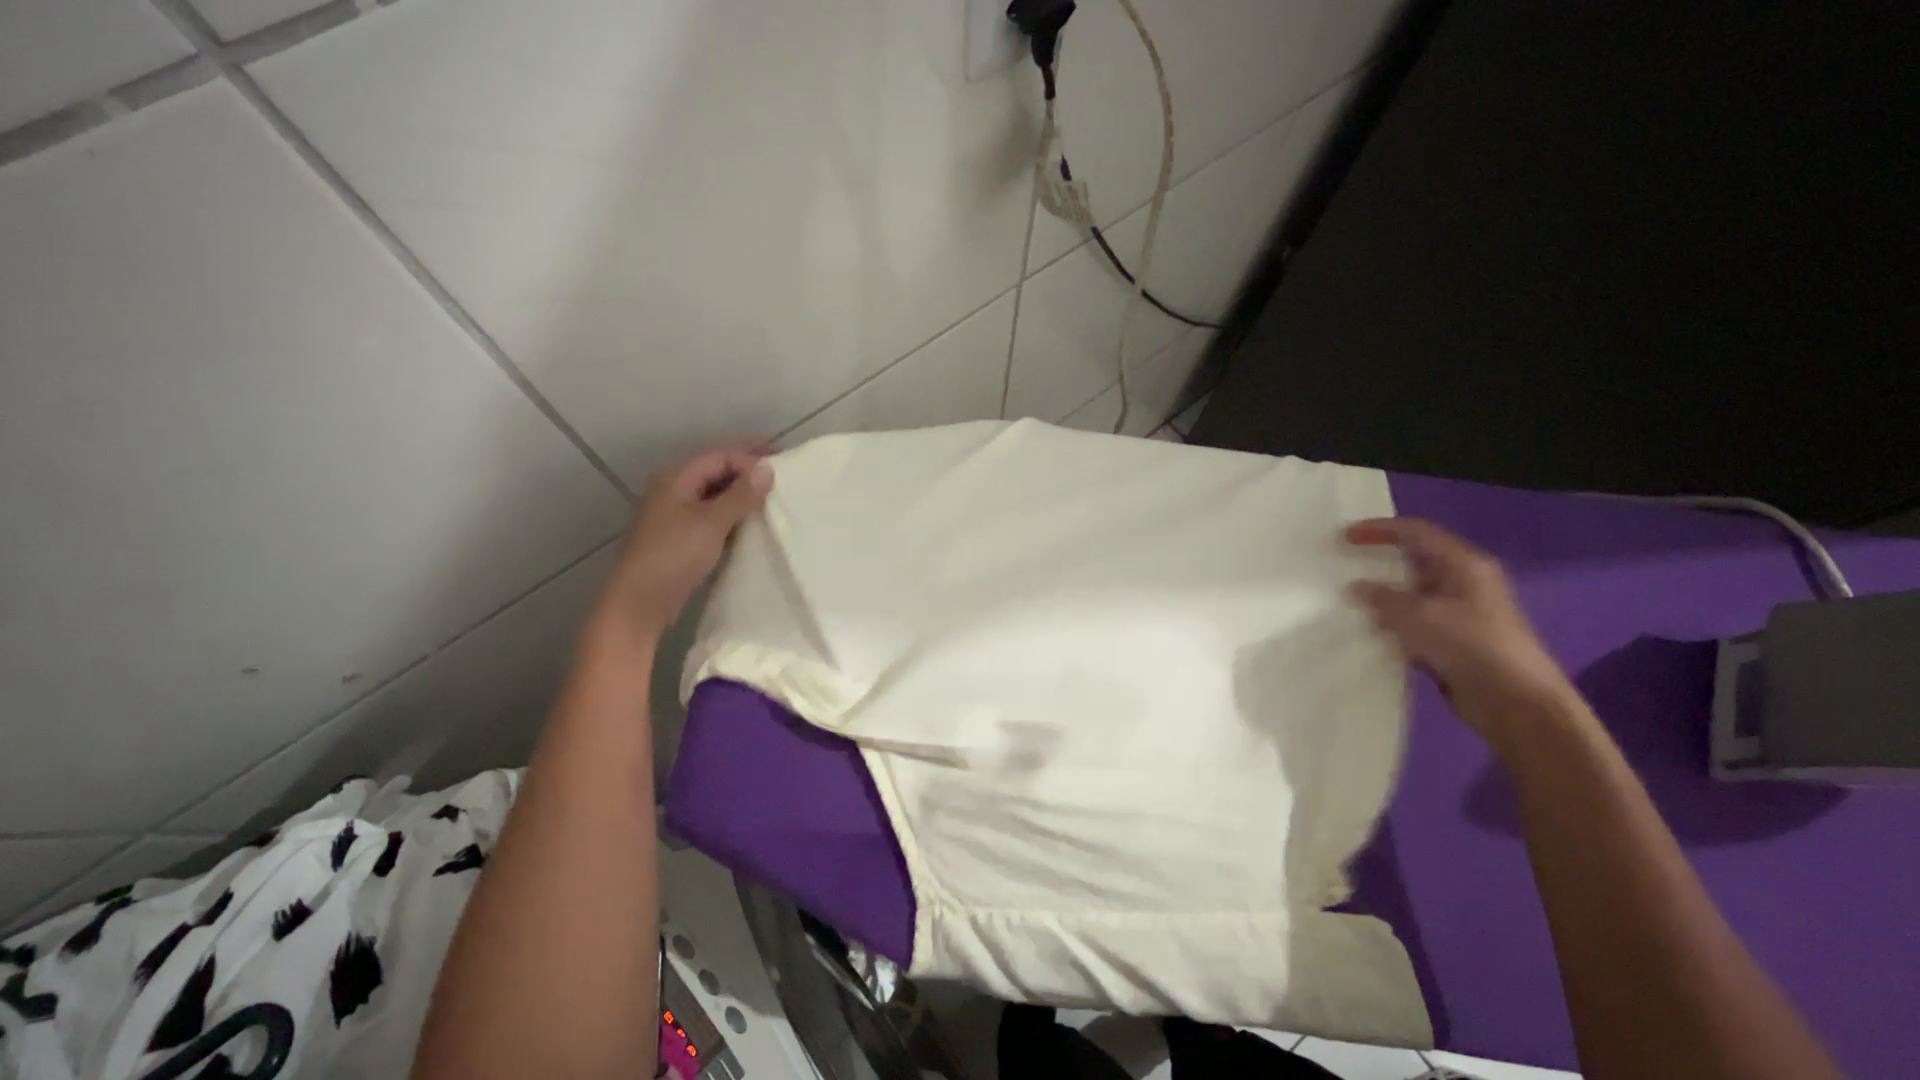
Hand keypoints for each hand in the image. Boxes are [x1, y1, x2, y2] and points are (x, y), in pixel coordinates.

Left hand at [597, 445, 773, 633]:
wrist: (639, 604)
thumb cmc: (673, 556)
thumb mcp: (711, 522)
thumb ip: (741, 495)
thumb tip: (767, 469)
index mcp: (675, 478)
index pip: (719, 457)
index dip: (750, 460)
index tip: (783, 470)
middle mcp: (672, 491)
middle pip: (716, 474)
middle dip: (748, 478)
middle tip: (783, 487)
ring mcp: (674, 517)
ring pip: (714, 499)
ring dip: (741, 501)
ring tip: (773, 507)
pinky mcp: (679, 540)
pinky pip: (711, 521)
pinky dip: (731, 521)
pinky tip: (752, 530)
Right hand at [1345, 518, 1578, 746]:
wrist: (1514, 702)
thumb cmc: (1470, 646)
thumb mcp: (1419, 616)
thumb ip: (1383, 599)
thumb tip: (1356, 587)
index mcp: (1464, 564)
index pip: (1417, 532)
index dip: (1379, 530)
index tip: (1344, 537)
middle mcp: (1464, 582)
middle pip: (1414, 561)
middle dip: (1379, 563)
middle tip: (1342, 567)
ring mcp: (1460, 613)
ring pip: (1412, 595)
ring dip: (1383, 598)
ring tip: (1347, 602)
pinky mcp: (1453, 641)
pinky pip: (1415, 623)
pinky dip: (1393, 625)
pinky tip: (1368, 633)